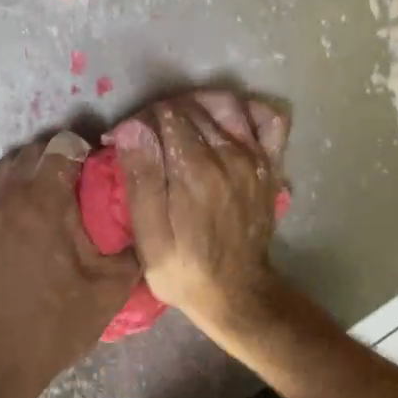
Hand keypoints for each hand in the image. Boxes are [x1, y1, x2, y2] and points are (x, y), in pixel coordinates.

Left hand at [0, 132, 139, 397]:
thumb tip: (143, 222)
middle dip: (56, 159)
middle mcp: (6, 195)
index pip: (62, 145)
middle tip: (76, 184)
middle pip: (31, 151)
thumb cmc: (57, 325)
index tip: (96, 169)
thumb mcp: (111, 289)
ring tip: (43, 198)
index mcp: (43, 201)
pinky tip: (2, 212)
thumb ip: (131, 248)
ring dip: (25, 173)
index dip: (83, 151)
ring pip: (2, 168)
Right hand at [111, 92, 289, 325]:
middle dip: (163, 112)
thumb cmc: (183, 268)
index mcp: (195, 171)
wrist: (235, 293)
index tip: (126, 140)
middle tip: (146, 135)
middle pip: (191, 106)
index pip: (164, 114)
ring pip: (225, 103)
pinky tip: (226, 121)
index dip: (140, 120)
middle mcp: (229, 154)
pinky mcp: (270, 163)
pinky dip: (248, 110)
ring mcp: (255, 157)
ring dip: (197, 104)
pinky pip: (269, 118)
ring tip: (179, 124)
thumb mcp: (149, 237)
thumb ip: (141, 179)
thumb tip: (131, 127)